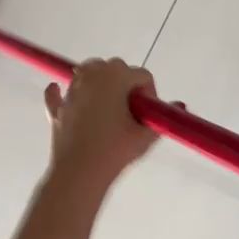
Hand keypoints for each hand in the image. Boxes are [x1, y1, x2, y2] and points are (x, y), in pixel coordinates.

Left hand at [42, 59, 158, 186]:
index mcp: (116, 77)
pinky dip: (61, 92)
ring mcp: (71, 91)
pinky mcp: (58, 108)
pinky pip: (58, 93)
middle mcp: (92, 77)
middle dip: (125, 82)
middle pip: (114, 66)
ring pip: (86, 72)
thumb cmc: (116, 149)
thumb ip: (162, 117)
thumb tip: (181, 106)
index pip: (141, 74)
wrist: (80, 172)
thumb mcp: (146, 135)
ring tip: (107, 104)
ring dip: (98, 81)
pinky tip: (59, 91)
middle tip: (130, 109)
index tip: (147, 112)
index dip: (149, 92)